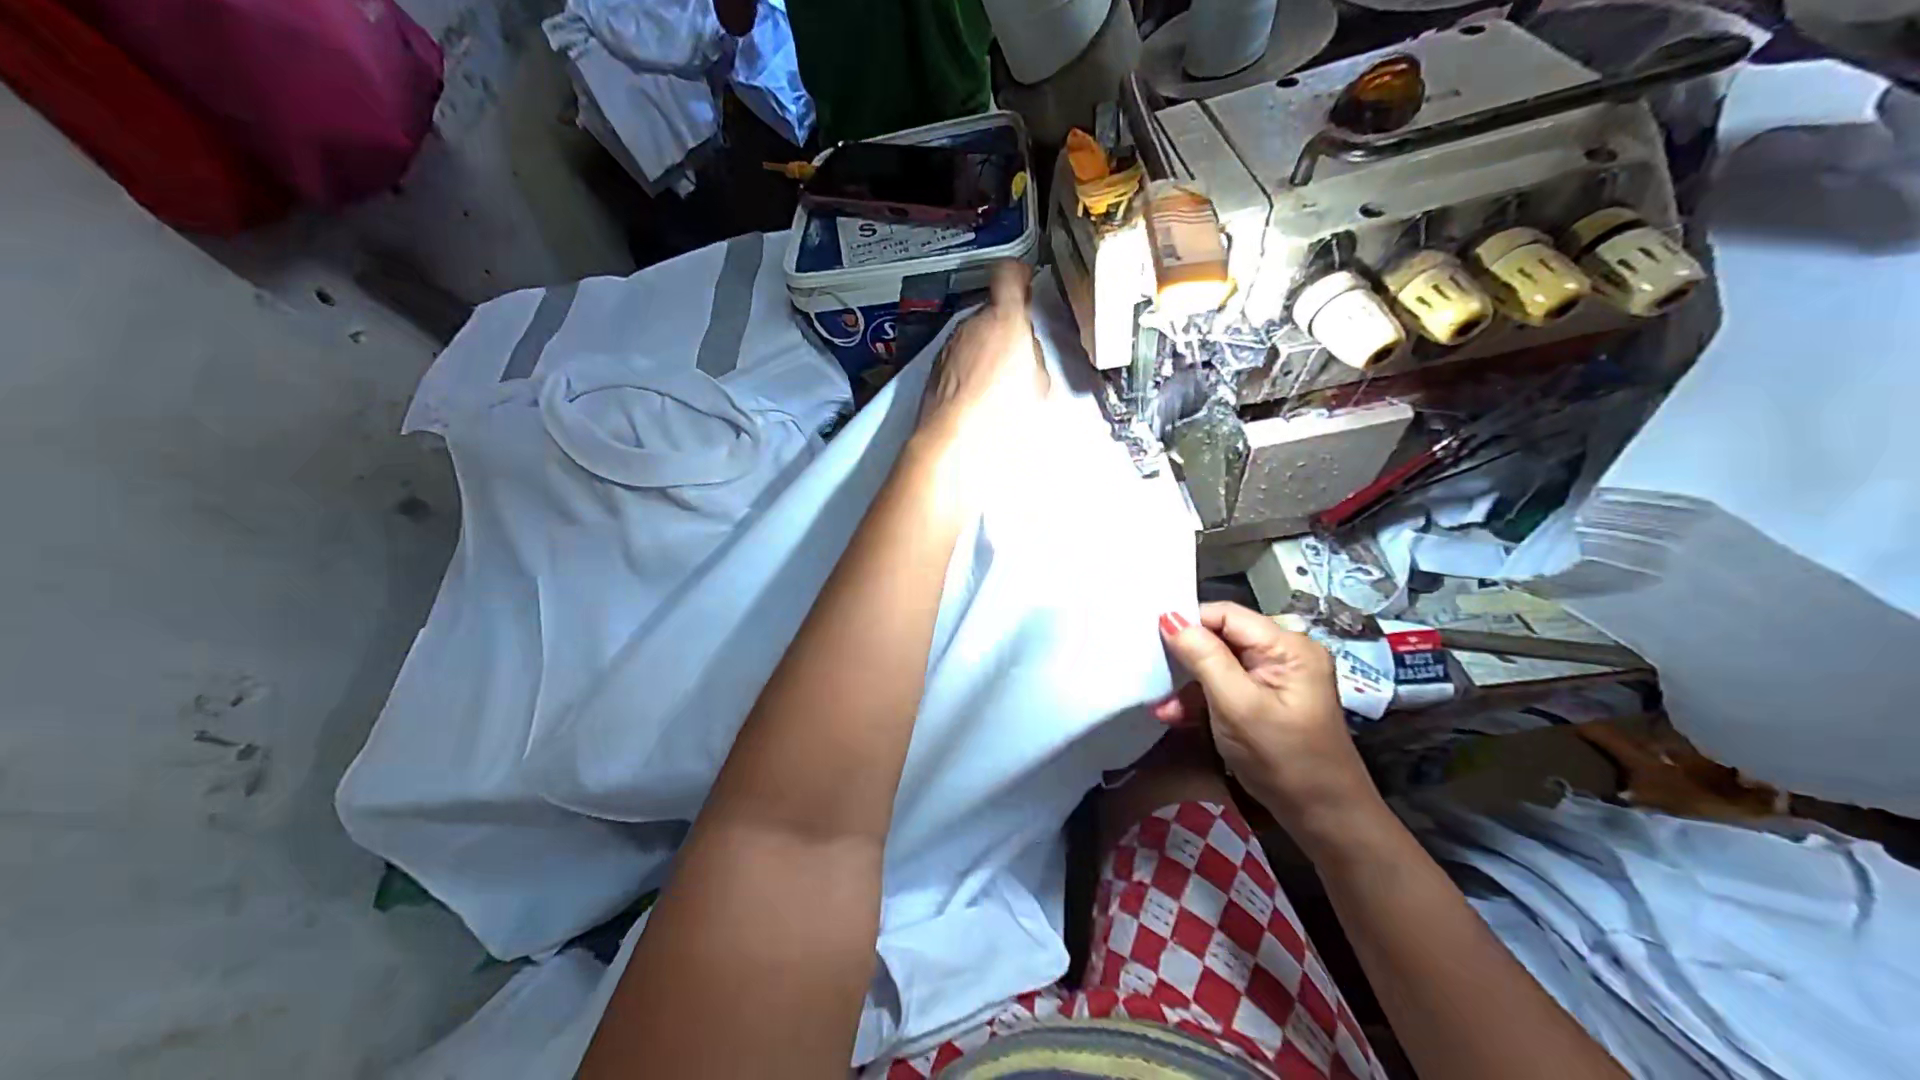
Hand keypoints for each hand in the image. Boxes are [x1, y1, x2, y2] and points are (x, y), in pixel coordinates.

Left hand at [917, 261, 1047, 447]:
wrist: (951, 426)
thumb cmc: (997, 405)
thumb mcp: (1035, 381)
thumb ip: (1034, 353)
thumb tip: (1028, 347)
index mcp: (1005, 318)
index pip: (1009, 273)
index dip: (1019, 275)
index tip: (1026, 284)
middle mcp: (975, 320)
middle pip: (994, 306)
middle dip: (1006, 322)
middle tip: (1018, 348)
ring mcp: (954, 337)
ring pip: (976, 329)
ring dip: (986, 342)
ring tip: (995, 374)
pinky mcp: (939, 356)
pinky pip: (960, 348)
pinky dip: (969, 358)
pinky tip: (975, 383)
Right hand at [1156, 603, 1385, 840]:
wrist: (1324, 818)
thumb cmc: (1283, 759)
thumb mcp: (1237, 705)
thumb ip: (1204, 658)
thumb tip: (1169, 617)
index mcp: (1288, 647)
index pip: (1227, 615)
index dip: (1189, 624)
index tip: (1153, 642)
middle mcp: (1284, 654)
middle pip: (1221, 638)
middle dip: (1186, 660)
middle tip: (1154, 677)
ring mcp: (1276, 678)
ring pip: (1219, 665)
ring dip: (1189, 686)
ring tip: (1165, 709)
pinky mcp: (1267, 700)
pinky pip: (1227, 686)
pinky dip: (1203, 700)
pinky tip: (1179, 717)